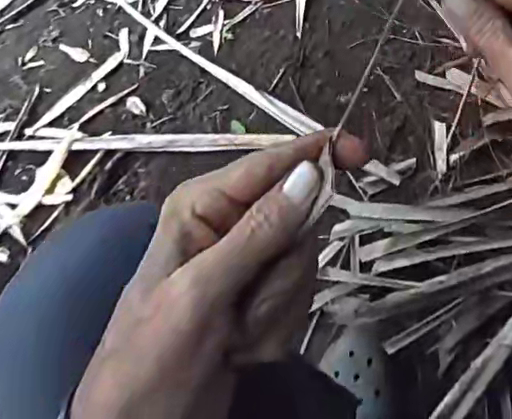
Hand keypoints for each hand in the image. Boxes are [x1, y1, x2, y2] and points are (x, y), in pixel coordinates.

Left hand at [72, 130, 369, 418]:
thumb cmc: (150, 359)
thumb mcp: (200, 294)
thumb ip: (258, 232)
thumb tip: (311, 173)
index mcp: (205, 203)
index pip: (273, 162)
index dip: (319, 152)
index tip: (361, 152)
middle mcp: (229, 221)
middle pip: (299, 216)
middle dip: (284, 270)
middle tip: (251, 306)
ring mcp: (247, 259)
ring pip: (302, 259)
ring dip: (277, 306)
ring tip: (235, 336)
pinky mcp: (260, 294)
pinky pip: (298, 294)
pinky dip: (277, 328)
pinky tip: (241, 349)